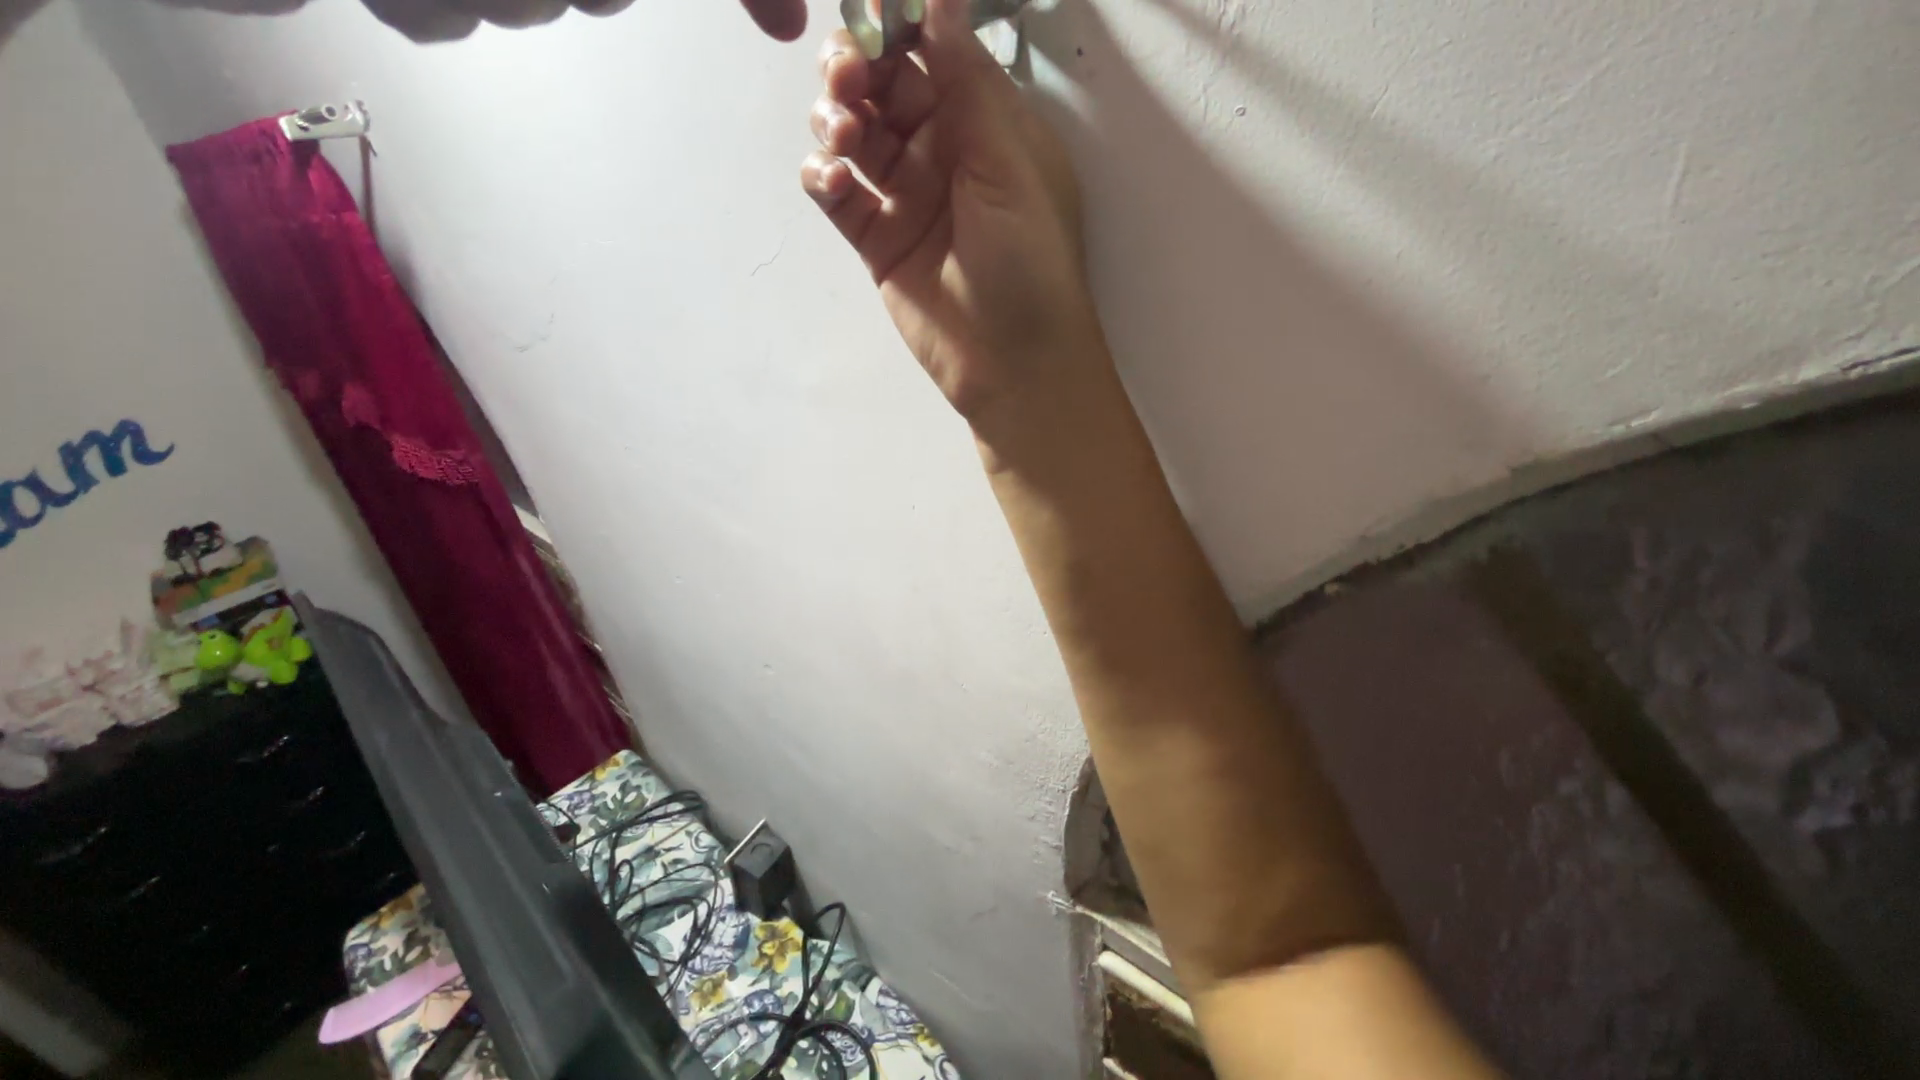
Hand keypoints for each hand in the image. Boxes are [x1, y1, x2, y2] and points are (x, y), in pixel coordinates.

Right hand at [801, 0, 1106, 432]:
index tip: (868, 13)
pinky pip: (837, 194)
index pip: (932, 51)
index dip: (897, 24)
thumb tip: (936, 0)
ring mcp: (906, 196)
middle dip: (856, 67)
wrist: (1015, 366)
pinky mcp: (877, 241)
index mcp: (986, 124)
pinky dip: (824, 179)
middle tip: (847, 78)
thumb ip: (968, 84)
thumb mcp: (1009, 166)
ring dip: (836, 119)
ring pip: (854, 132)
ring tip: (843, 137)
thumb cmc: (1030, 265)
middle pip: (884, 85)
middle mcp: (942, 151)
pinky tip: (833, 183)